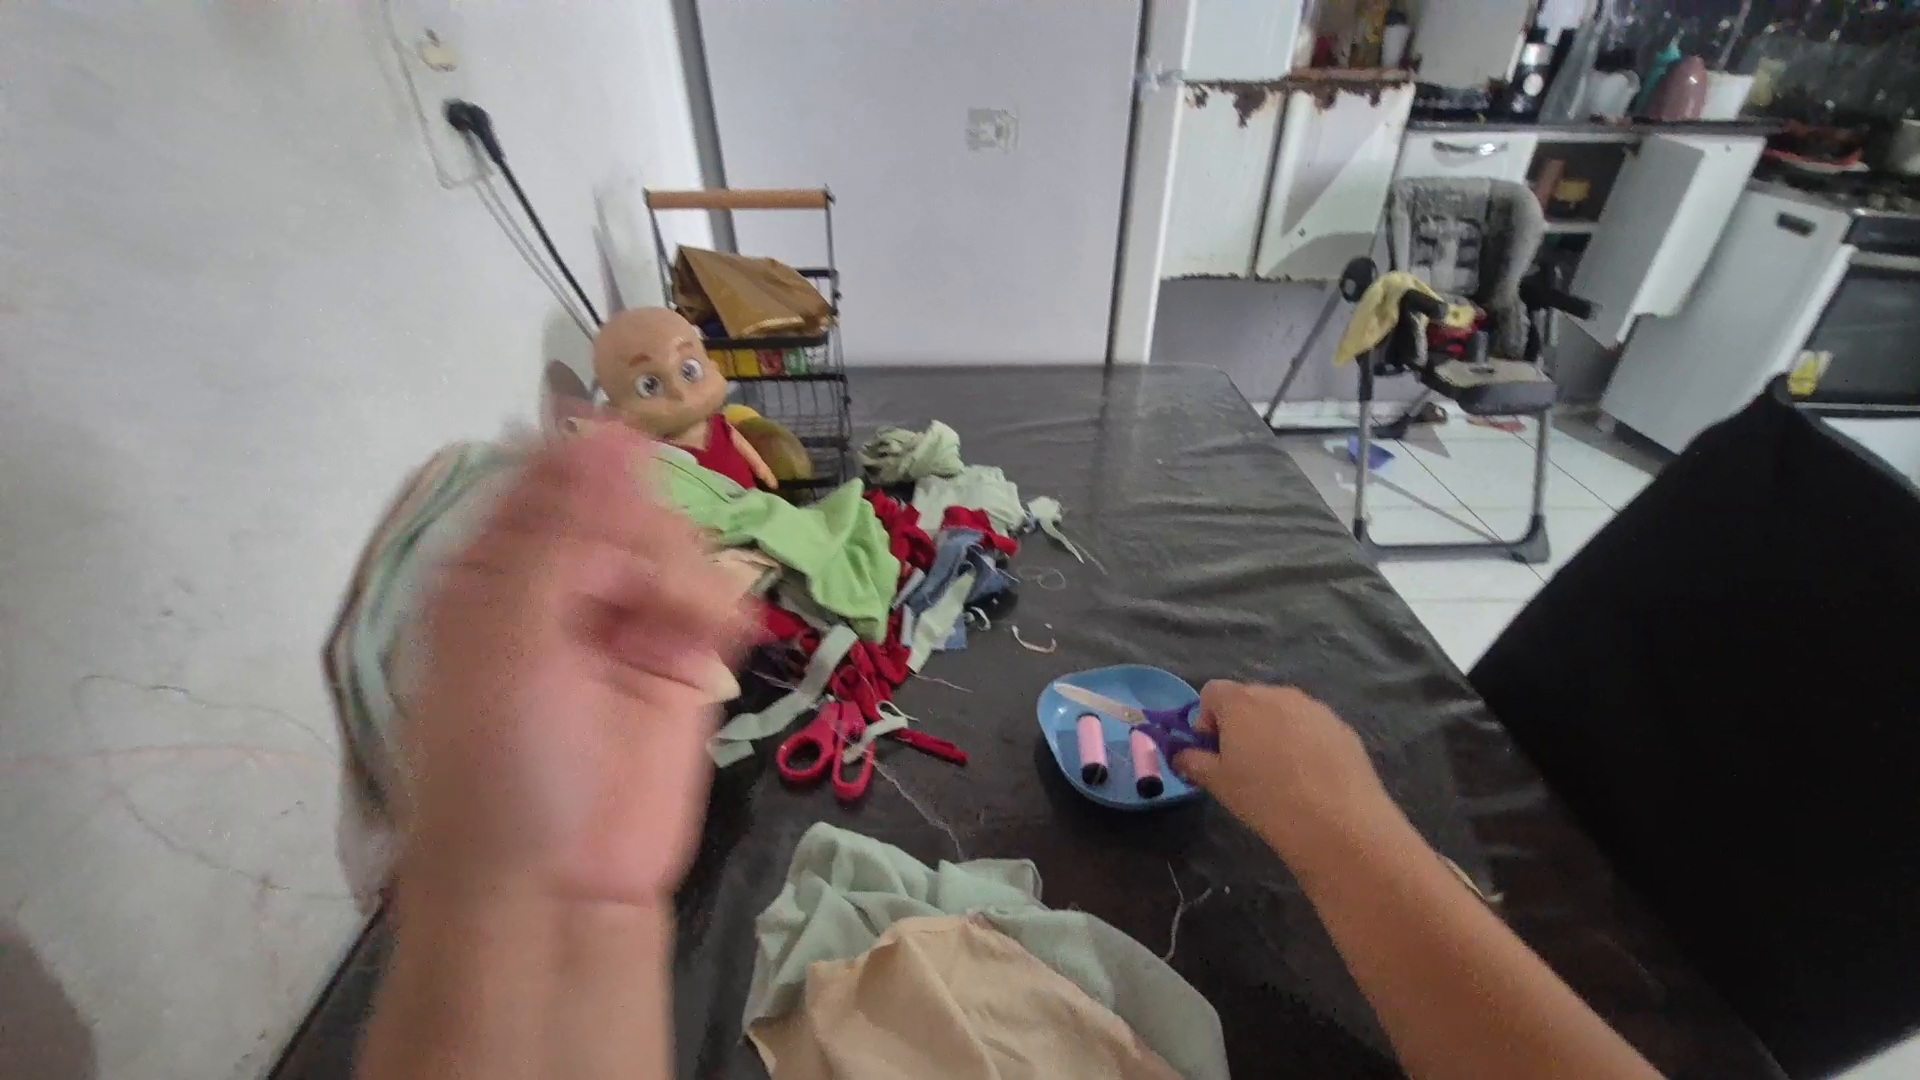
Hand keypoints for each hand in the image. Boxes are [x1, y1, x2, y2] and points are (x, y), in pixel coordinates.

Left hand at [404, 427, 751, 905]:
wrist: (563, 878)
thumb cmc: (506, 758)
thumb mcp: (510, 635)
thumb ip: (559, 531)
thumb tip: (604, 431)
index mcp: (503, 569)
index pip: (553, 477)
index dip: (594, 461)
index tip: (634, 450)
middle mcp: (568, 584)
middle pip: (630, 504)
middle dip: (652, 532)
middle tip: (644, 583)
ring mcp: (632, 620)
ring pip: (683, 546)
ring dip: (693, 575)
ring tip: (689, 626)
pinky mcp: (685, 656)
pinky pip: (719, 599)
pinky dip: (726, 608)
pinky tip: (718, 638)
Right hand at [1173, 681, 1392, 863]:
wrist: (1339, 823)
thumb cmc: (1266, 798)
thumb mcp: (1218, 784)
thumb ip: (1192, 762)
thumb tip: (1181, 756)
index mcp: (1240, 701)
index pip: (1211, 692)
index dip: (1206, 719)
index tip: (1214, 751)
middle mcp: (1276, 694)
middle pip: (1248, 698)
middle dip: (1240, 724)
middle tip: (1244, 764)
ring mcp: (1314, 708)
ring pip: (1282, 712)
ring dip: (1273, 731)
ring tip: (1281, 772)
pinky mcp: (1342, 727)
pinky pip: (1311, 726)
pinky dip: (1304, 742)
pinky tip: (1310, 777)